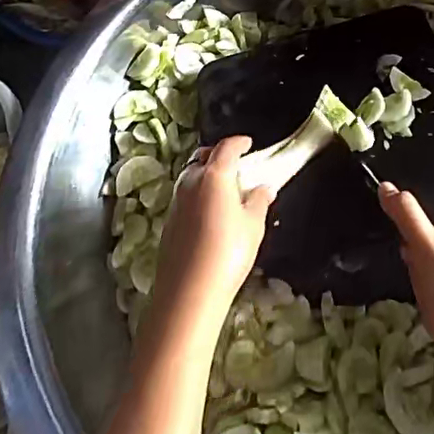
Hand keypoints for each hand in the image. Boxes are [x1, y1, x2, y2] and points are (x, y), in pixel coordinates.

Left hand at [151, 136, 274, 324]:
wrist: (189, 290)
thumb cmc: (228, 252)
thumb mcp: (253, 226)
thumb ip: (258, 201)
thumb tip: (264, 188)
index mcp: (215, 175)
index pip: (226, 148)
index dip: (239, 142)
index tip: (248, 143)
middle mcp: (191, 181)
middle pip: (203, 156)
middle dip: (218, 154)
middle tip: (235, 163)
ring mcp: (176, 200)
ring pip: (190, 175)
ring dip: (205, 173)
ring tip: (224, 187)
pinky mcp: (169, 220)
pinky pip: (185, 195)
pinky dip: (198, 193)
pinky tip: (210, 210)